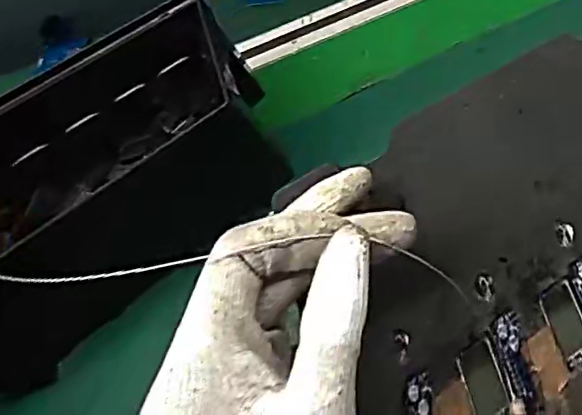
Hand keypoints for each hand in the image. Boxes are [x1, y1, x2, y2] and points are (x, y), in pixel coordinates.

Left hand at [141, 167, 415, 414]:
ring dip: (324, 255)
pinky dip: (318, 294)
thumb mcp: (312, 405)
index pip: (248, 248)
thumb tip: (356, 242)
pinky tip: (347, 286)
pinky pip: (280, 322)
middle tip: (371, 187)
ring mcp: (224, 373)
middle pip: (261, 259)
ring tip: (374, 229)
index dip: (307, 221)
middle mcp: (209, 350)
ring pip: (271, 289)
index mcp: (207, 347)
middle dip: (320, 217)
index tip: (364, 217)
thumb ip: (336, 320)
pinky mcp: (241, 395)